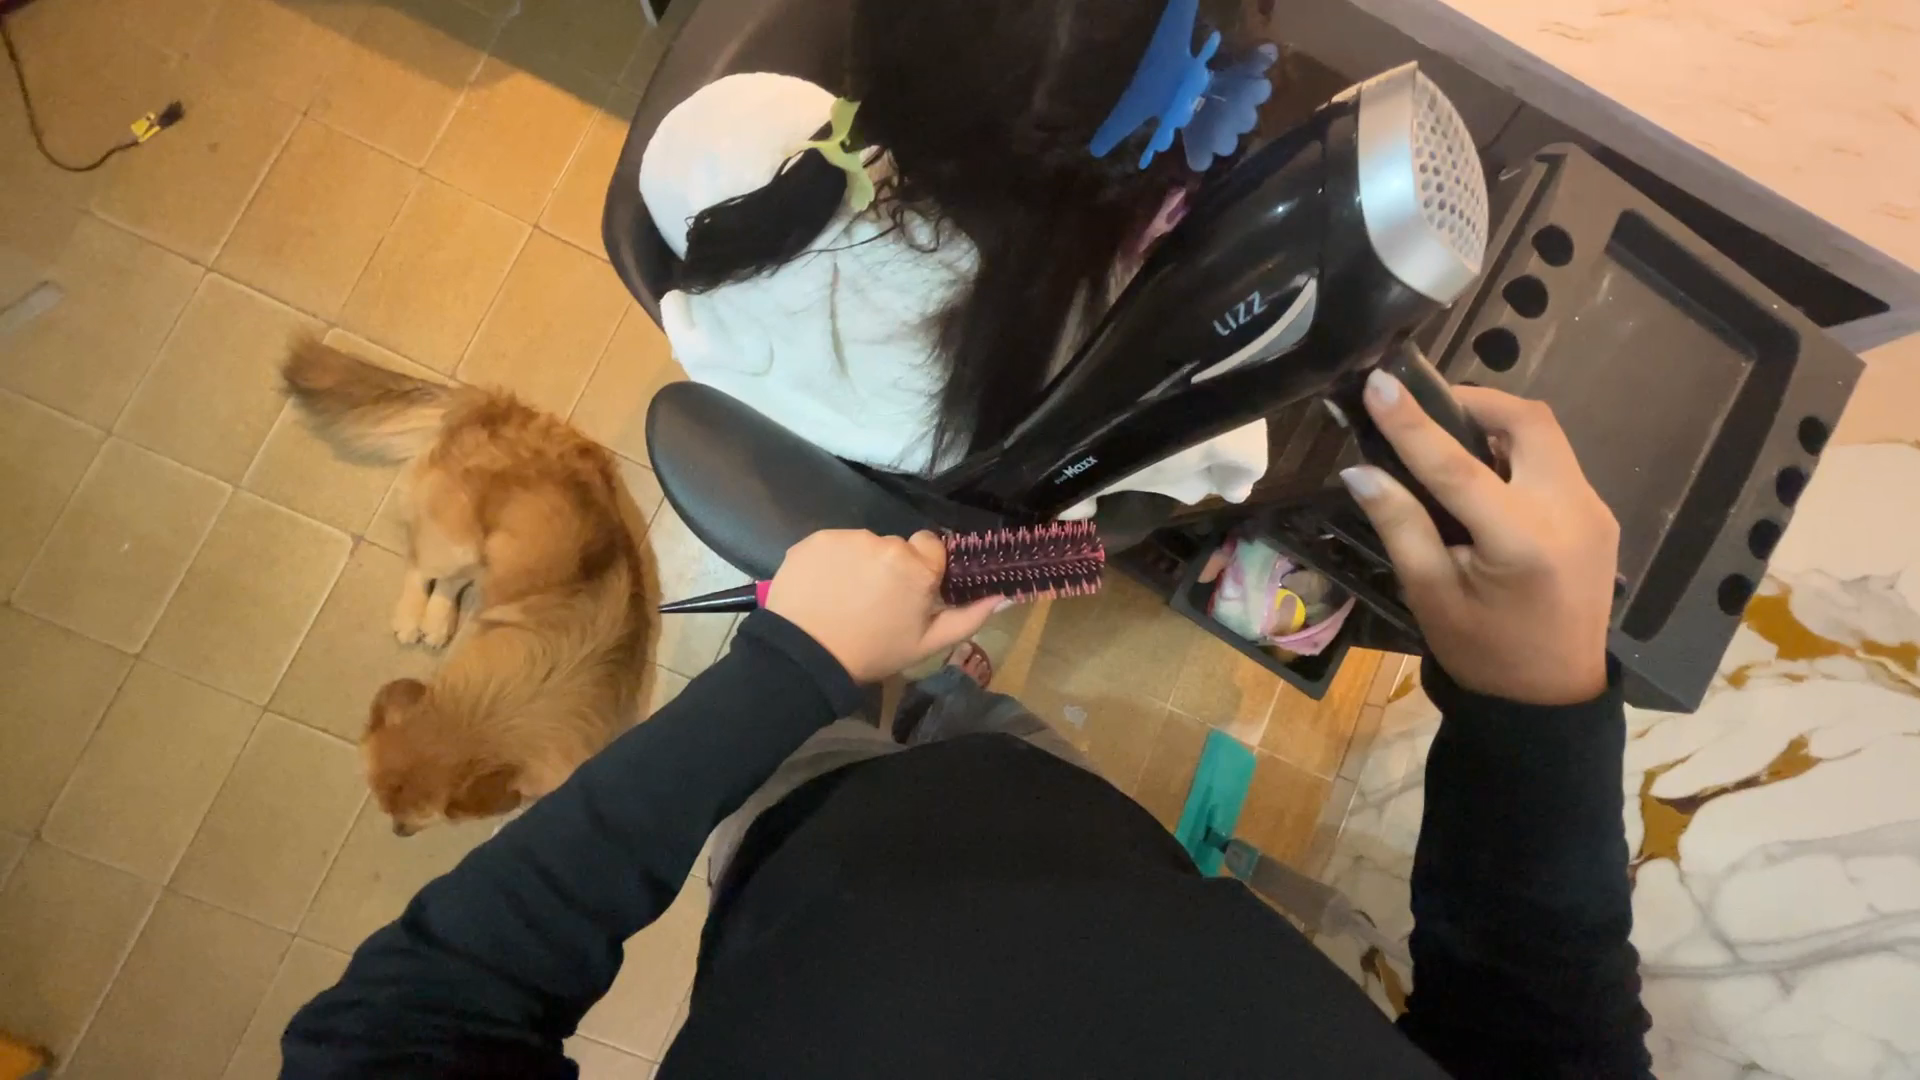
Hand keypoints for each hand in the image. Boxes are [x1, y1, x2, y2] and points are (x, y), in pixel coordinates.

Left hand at [765, 529, 1001, 682]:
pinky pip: (834, 545)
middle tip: (875, 602)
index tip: (909, 592)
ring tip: (845, 598)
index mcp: (916, 567)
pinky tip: (824, 589)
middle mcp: (884, 543)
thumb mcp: (927, 645)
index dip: (922, 569)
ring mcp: (846, 539)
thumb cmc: (873, 652)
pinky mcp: (815, 540)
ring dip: (861, 564)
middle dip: (891, 568)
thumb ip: (969, 617)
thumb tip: (1003, 595)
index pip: (931, 547)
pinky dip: (832, 563)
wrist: (805, 657)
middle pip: (896, 547)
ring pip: (864, 545)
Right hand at [1339, 371, 1617, 704]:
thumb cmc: (1478, 648)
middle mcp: (1572, 512)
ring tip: (1444, 436)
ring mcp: (1594, 510)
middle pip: (1528, 423)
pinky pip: (1554, 460)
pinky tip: (1479, 472)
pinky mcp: (1597, 514)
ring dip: (1494, 423)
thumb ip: (1398, 524)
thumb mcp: (1427, 590)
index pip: (1457, 465)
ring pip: (1546, 436)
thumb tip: (1359, 472)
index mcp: (1523, 540)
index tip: (1379, 384)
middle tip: (1423, 408)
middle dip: (1473, 402)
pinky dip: (1512, 450)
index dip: (1412, 422)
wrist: (1549, 693)